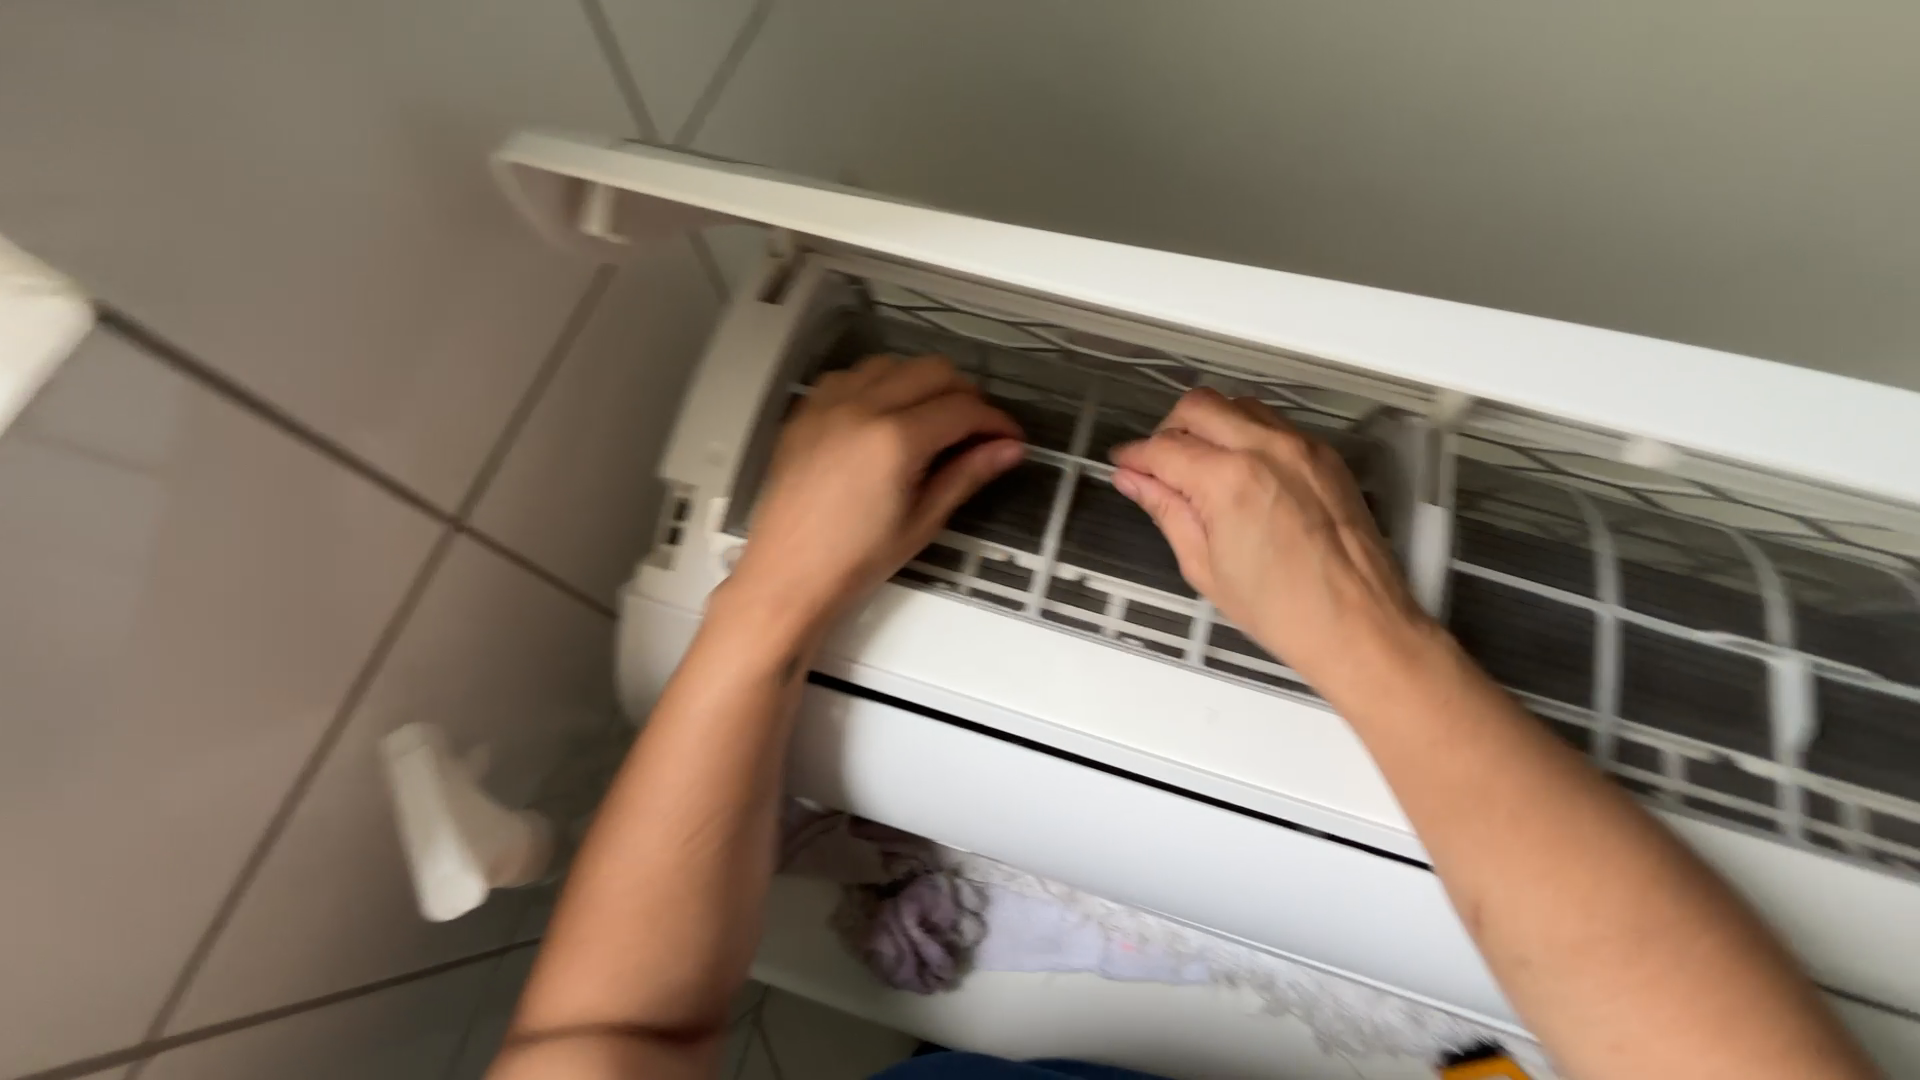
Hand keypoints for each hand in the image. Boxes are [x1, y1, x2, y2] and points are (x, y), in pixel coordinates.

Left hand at [724, 354, 1023, 637]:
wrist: (787, 576)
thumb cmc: (854, 561)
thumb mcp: (922, 522)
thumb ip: (966, 475)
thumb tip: (1007, 450)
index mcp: (895, 440)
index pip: (963, 409)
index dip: (996, 422)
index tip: (1009, 439)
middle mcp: (861, 408)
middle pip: (933, 371)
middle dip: (965, 395)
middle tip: (977, 430)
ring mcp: (828, 405)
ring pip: (893, 364)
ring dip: (922, 383)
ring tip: (932, 421)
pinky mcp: (806, 412)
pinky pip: (851, 375)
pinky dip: (878, 384)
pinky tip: (885, 416)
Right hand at [1109, 387, 1430, 694]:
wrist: (1358, 623)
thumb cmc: (1287, 608)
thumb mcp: (1203, 564)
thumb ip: (1166, 510)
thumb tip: (1135, 482)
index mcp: (1229, 481)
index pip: (1163, 448)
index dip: (1135, 456)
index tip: (1125, 465)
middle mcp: (1266, 450)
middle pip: (1197, 406)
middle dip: (1166, 430)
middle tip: (1156, 463)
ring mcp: (1300, 447)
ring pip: (1235, 404)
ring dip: (1207, 425)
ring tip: (1196, 465)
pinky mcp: (1323, 455)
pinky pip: (1271, 422)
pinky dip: (1243, 432)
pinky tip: (1235, 468)